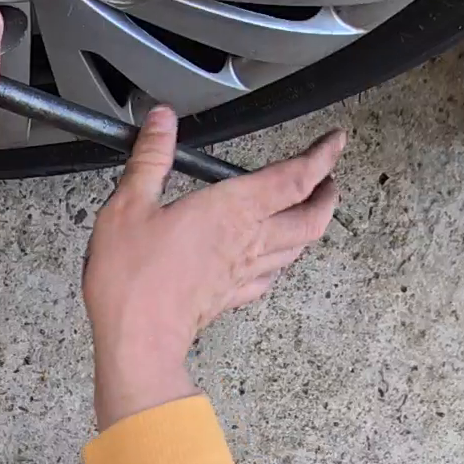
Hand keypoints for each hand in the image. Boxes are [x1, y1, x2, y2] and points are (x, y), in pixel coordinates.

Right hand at [84, 107, 343, 429]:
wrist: (136, 343)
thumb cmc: (131, 279)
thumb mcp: (128, 208)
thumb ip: (149, 161)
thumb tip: (161, 120)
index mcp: (232, 210)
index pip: (296, 177)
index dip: (323, 157)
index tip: (335, 142)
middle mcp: (247, 242)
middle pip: (310, 218)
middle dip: (326, 197)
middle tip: (328, 183)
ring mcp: (239, 276)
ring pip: (294, 251)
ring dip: (307, 230)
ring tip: (305, 217)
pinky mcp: (225, 301)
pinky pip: (265, 281)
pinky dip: (277, 267)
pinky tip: (267, 266)